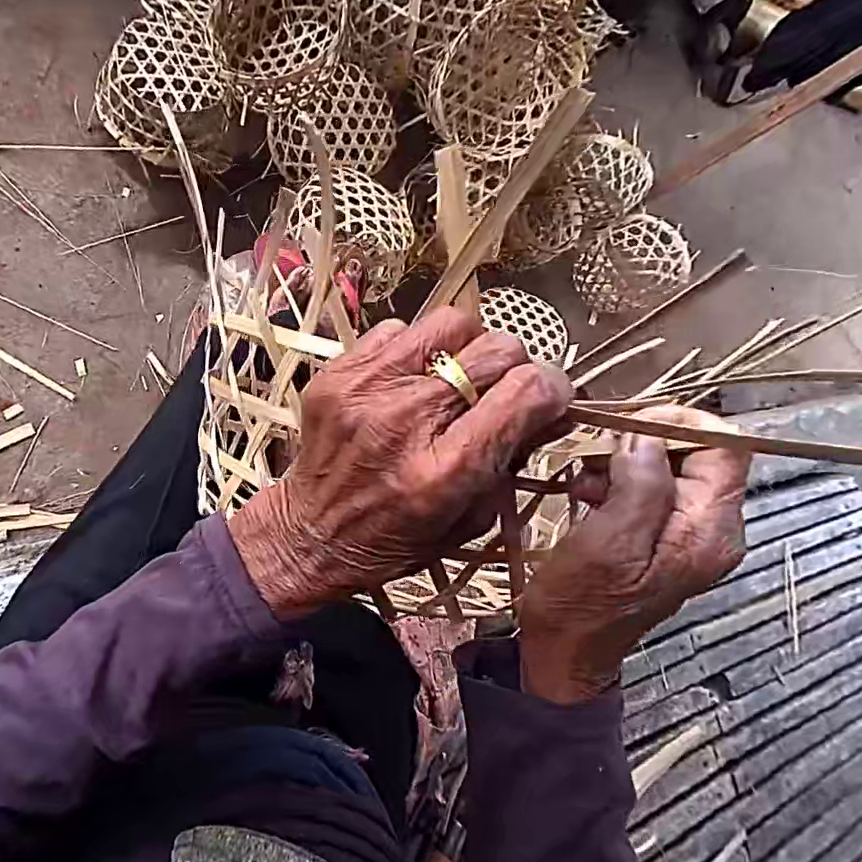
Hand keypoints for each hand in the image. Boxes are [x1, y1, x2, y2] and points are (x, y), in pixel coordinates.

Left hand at [228, 308, 574, 618]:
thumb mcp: (470, 519)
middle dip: (514, 367)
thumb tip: (548, 404)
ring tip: (454, 378)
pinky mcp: (338, 373)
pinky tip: (407, 381)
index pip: (524, 391)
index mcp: (445, 470)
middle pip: (495, 349)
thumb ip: (513, 458)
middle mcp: (406, 419)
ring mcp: (366, 388)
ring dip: (467, 348)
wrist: (308, 534)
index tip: (548, 398)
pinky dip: (415, 350)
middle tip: (500, 390)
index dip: (552, 389)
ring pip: (450, 323)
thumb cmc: (393, 539)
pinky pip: (398, 329)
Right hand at [517, 406, 750, 703]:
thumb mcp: (607, 544)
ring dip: (621, 459)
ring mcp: (684, 531)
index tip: (624, 427)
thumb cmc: (581, 603)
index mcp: (709, 531)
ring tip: (583, 480)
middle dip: (642, 442)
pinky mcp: (657, 533)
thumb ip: (638, 487)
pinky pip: (646, 484)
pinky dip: (614, 477)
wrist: (566, 648)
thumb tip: (647, 436)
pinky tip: (586, 493)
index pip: (724, 446)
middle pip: (695, 452)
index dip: (676, 424)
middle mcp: (708, 527)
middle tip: (594, 454)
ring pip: (666, 464)